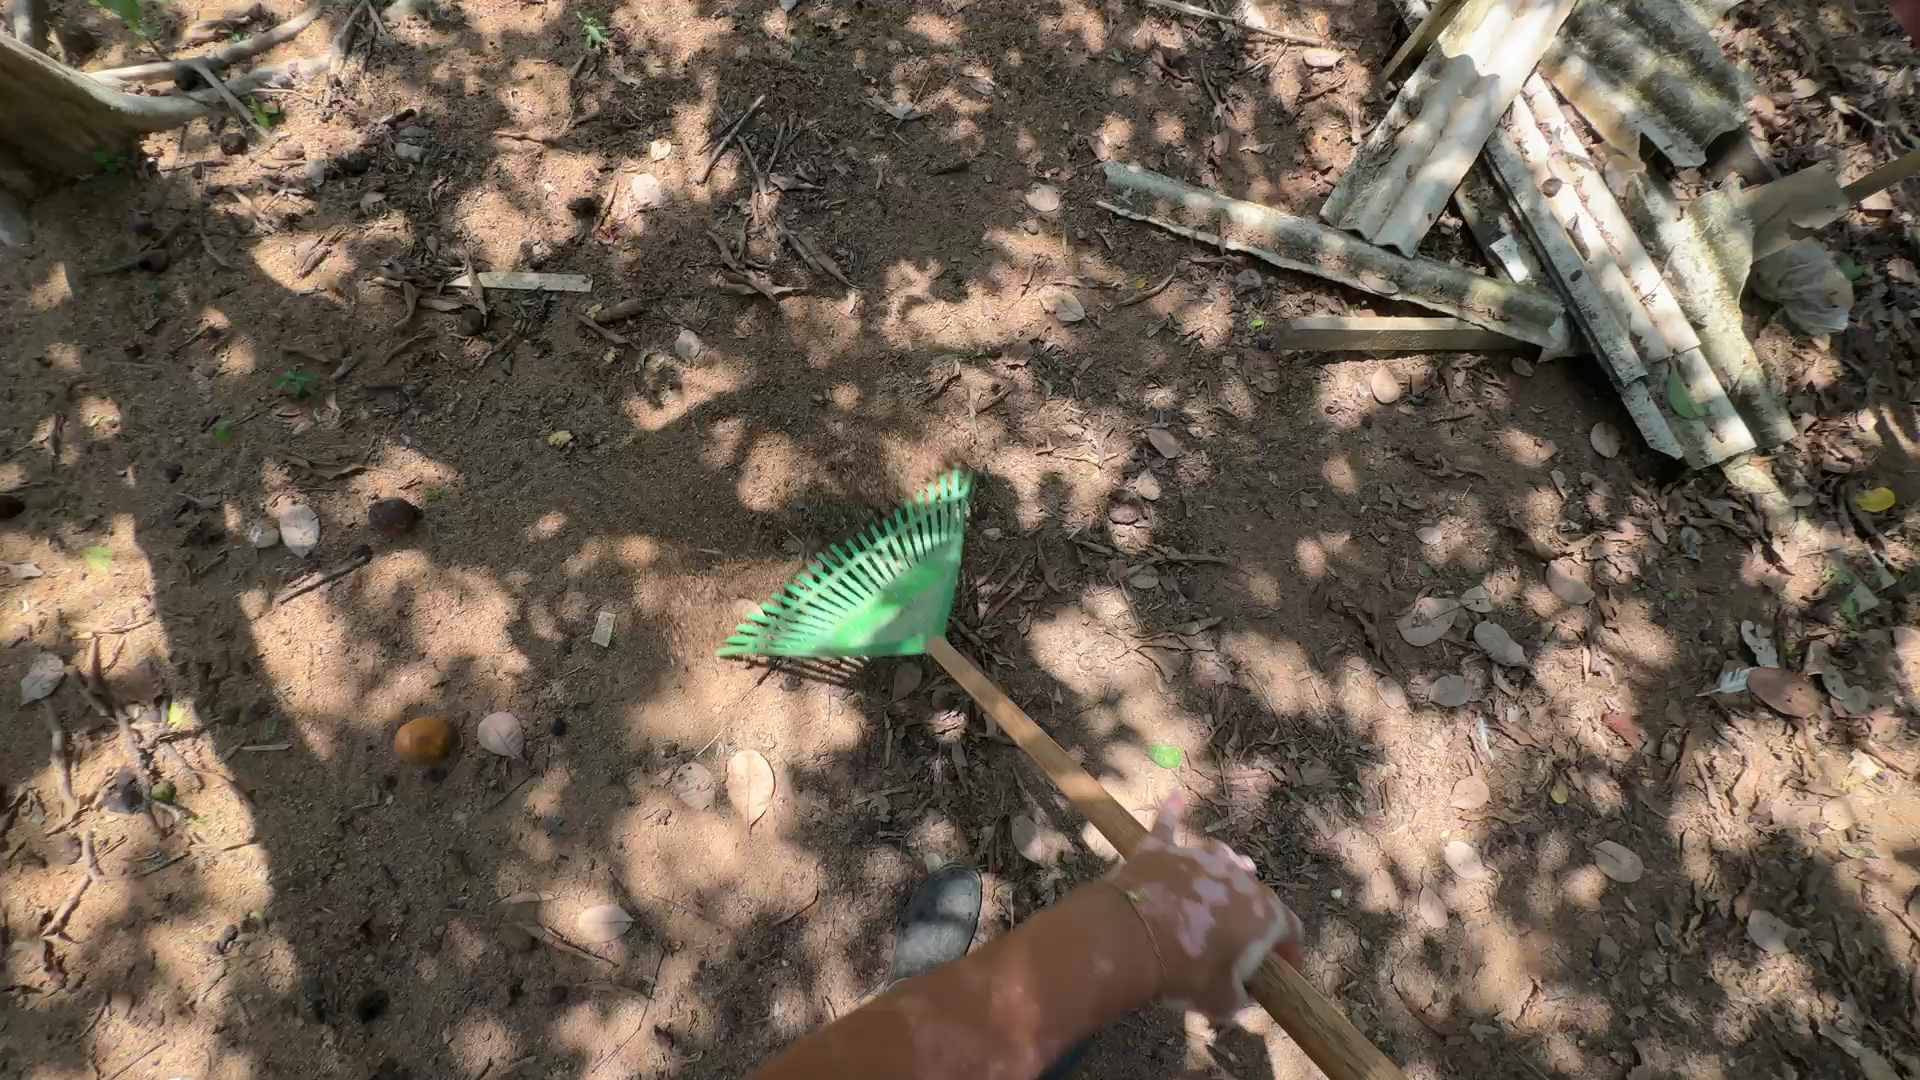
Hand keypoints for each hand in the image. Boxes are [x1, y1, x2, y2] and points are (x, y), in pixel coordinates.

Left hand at [1105, 792, 1302, 1017]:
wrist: (1133, 937)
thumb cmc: (1186, 972)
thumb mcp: (1224, 1001)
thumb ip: (1240, 992)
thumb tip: (1239, 988)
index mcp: (1262, 912)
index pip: (1289, 928)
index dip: (1290, 950)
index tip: (1284, 968)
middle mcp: (1234, 876)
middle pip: (1253, 889)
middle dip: (1253, 909)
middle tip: (1244, 932)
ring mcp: (1196, 856)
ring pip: (1219, 856)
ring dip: (1226, 866)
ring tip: (1231, 869)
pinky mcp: (1160, 848)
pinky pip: (1167, 825)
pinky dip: (1171, 812)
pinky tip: (1174, 796)